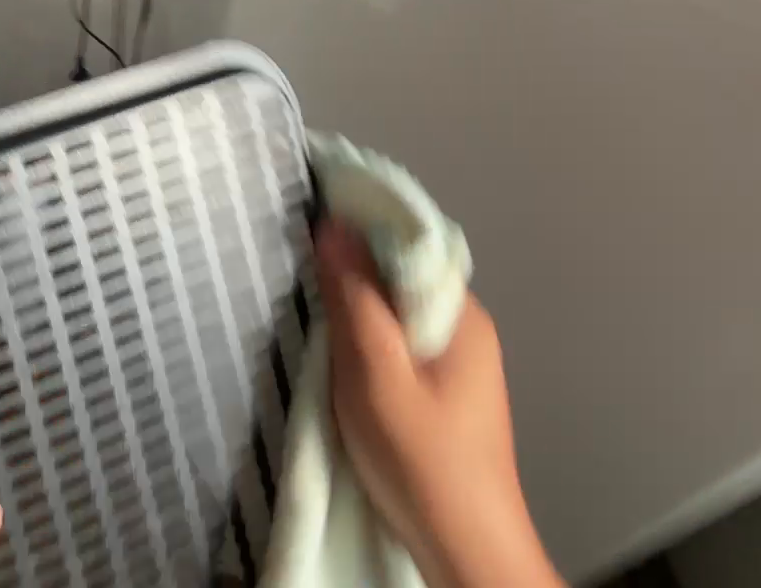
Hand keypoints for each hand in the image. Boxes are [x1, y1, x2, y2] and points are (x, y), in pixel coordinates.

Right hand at [315, 222, 562, 587]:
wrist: (462, 550)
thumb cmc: (421, 460)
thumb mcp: (376, 372)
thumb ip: (355, 299)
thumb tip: (333, 226)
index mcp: (461, 317)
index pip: (409, 245)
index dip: (361, 224)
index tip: (311, 210)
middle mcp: (463, 328)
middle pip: (399, 275)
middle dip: (350, 266)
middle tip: (297, 262)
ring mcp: (452, 359)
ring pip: (393, 307)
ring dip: (352, 301)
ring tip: (307, 296)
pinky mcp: (436, 385)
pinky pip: (393, 336)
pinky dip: (361, 331)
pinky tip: (334, 342)